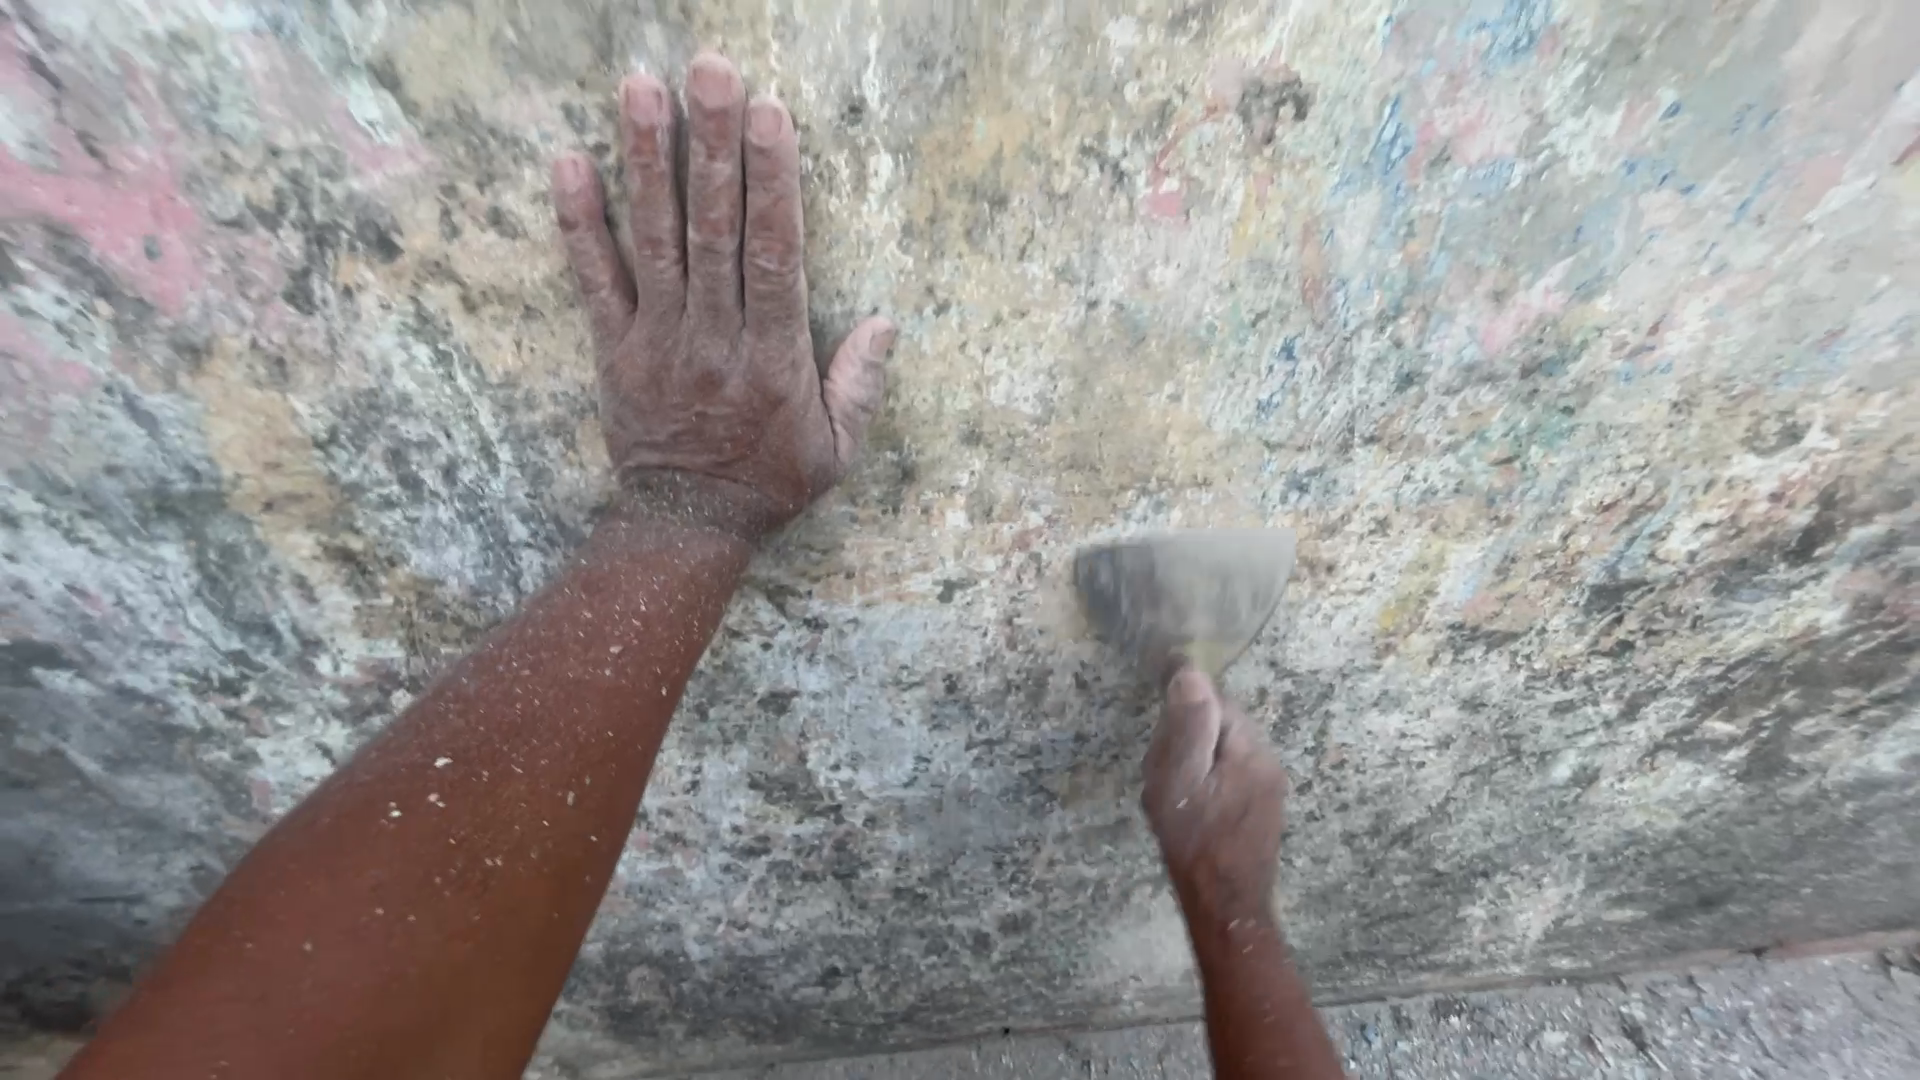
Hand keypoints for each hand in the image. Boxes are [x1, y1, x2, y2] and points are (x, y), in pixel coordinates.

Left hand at [549, 52, 895, 539]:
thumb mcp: (838, 449)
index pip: (775, 258)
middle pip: (714, 232)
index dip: (772, 186)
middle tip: (710, 72)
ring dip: (646, 163)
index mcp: (775, 360)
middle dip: (714, 148)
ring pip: (655, 242)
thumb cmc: (773, 483)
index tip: (770, 119)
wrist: (691, 522)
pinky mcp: (615, 351)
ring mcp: (660, 341)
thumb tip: (885, 322)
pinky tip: (568, 163)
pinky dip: (579, 224)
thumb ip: (860, 386)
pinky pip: (595, 282)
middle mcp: (716, 340)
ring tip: (640, 88)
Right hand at [1143, 669, 1289, 923]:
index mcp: (1249, 745)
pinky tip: (1190, 802)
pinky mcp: (1263, 803)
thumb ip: (1187, 724)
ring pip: (1222, 746)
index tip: (1158, 724)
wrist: (1226, 904)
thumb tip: (1189, 671)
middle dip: (1186, 732)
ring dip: (1195, 756)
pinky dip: (1206, 775)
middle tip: (1160, 764)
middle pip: (1219, 721)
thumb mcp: (1179, 777)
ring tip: (1172, 786)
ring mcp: (1269, 783)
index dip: (1180, 704)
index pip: (1212, 698)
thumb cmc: (1194, 838)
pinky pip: (1230, 770)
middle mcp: (1267, 757)